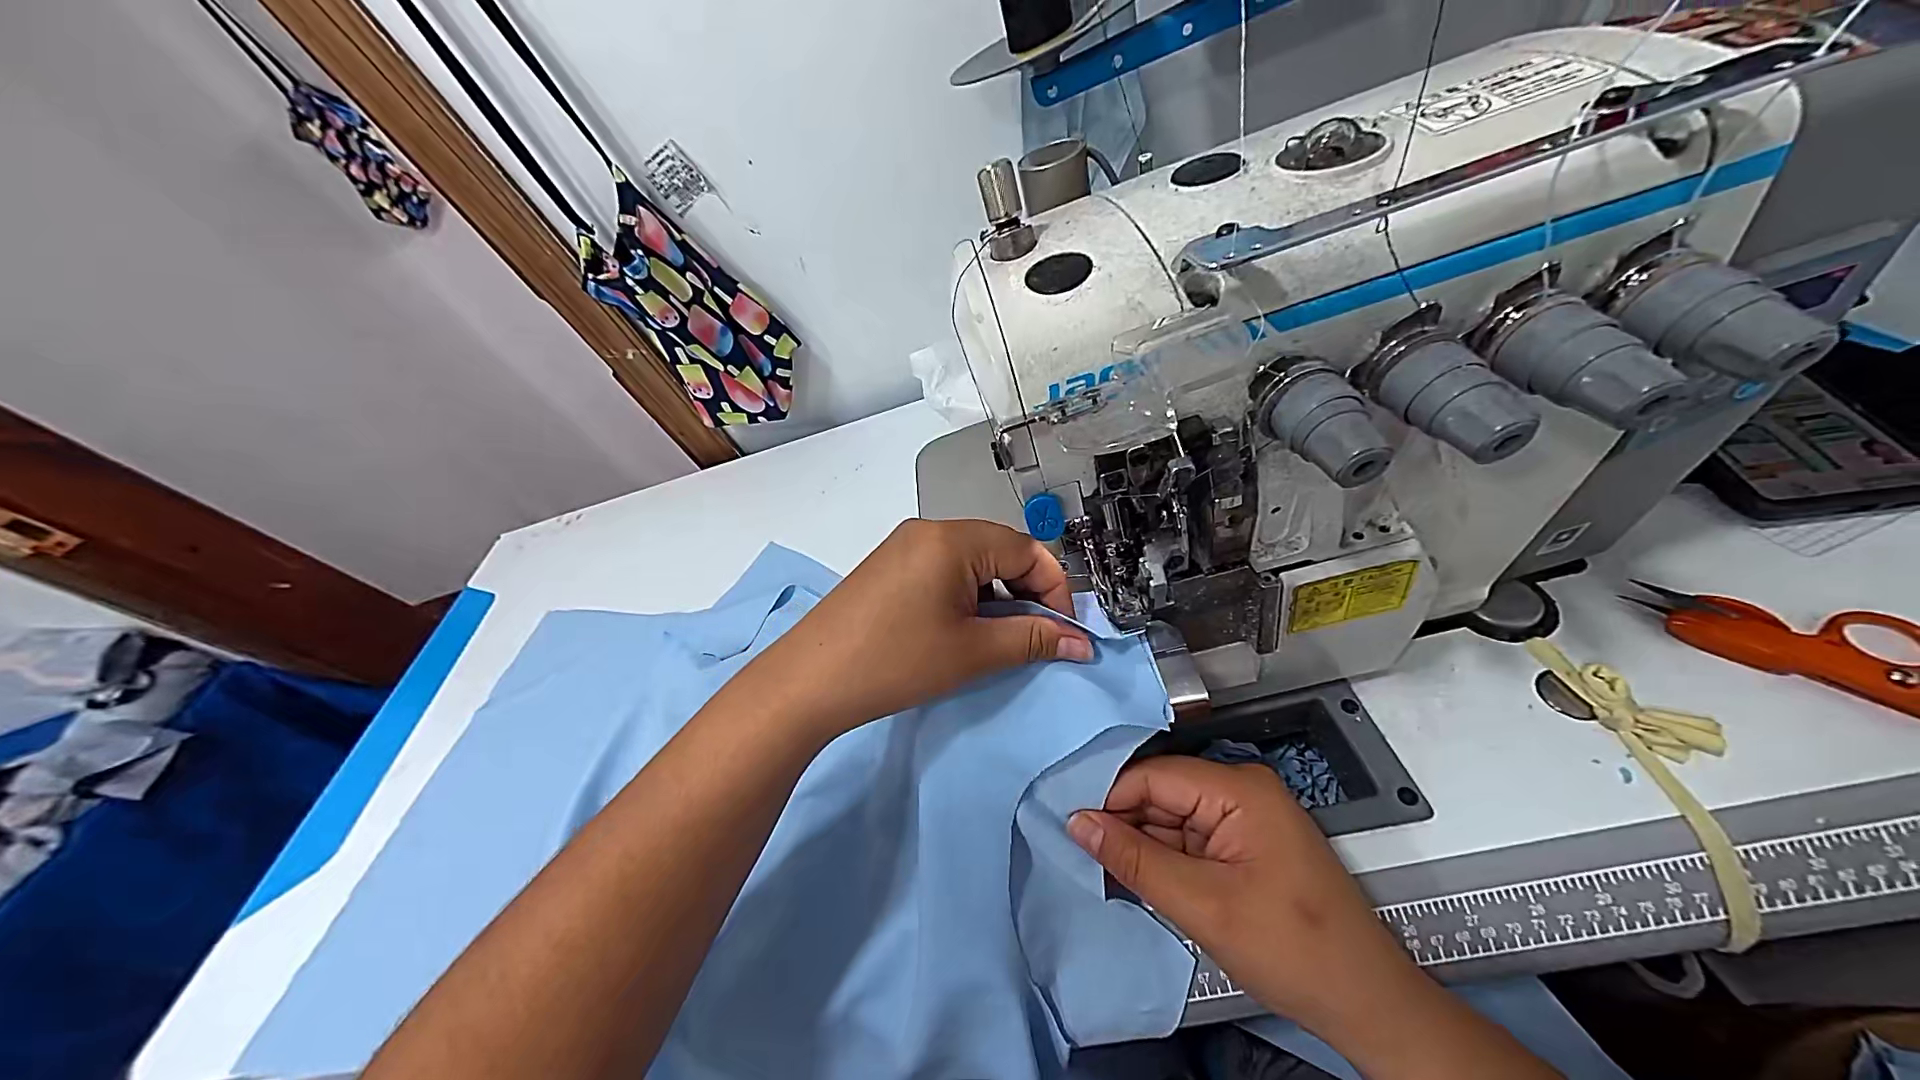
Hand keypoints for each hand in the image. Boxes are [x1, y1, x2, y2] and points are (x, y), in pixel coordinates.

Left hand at [735, 518, 1092, 740]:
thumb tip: (1081, 642)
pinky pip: (944, 570)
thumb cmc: (895, 661)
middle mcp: (928, 530)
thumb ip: (1033, 639)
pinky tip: (961, 632)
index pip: (1027, 550)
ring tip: (996, 641)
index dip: (1054, 590)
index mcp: (953, 539)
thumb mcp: (973, 652)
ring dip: (996, 597)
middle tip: (1033, 638)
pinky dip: (965, 597)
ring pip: (972, 563)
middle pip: (1000, 551)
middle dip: (1026, 594)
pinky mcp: (888, 566)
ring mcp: (904, 546)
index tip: (1063, 631)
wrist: (808, 681)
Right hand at [1067, 756, 1427, 1040]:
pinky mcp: (1245, 842)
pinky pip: (1190, 837)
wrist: (1366, 1003)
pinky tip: (1142, 880)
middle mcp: (1242, 790)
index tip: (1076, 831)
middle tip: (1087, 857)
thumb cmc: (1294, 950)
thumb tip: (1078, 822)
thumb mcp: (1202, 904)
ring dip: (1143, 845)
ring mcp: (1245, 816)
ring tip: (1111, 874)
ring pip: (1172, 817)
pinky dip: (1165, 859)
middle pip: (1162, 794)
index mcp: (1239, 789)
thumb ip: (1134, 858)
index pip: (1154, 776)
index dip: (1111, 800)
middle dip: (1125, 824)